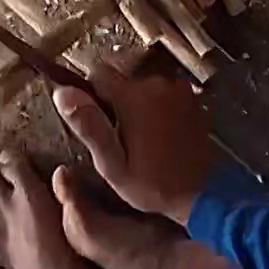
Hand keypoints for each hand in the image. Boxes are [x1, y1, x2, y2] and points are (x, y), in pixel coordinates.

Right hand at [51, 63, 216, 223]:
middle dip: (115, 97)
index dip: (91, 92)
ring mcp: (177, 89)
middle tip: (119, 132)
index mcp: (133, 96)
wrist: (206, 196)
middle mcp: (155, 84)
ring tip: (141, 135)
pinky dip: (156, 104)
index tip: (97, 118)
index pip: (98, 72)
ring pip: (142, 83)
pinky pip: (162, 90)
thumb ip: (88, 125)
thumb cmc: (153, 184)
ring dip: (136, 100)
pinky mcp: (191, 97)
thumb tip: (62, 93)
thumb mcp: (112, 164)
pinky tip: (159, 131)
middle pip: (121, 76)